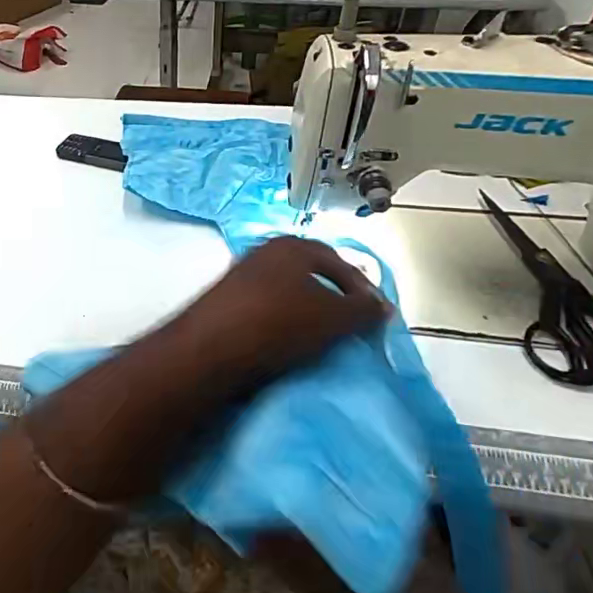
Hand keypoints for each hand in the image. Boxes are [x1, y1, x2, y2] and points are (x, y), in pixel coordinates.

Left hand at [166, 236, 388, 382]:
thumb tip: (381, 304)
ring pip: (288, 291)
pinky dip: (284, 320)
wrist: (210, 347)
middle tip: (352, 327)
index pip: (340, 262)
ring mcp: (242, 274)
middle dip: (335, 298)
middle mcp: (265, 251)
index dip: (362, 289)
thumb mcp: (332, 318)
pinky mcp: (226, 299)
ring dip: (308, 311)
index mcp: (292, 245)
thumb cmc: (277, 323)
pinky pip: (267, 306)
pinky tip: (289, 342)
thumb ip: (362, 309)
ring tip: (324, 339)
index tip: (376, 316)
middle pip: (312, 274)